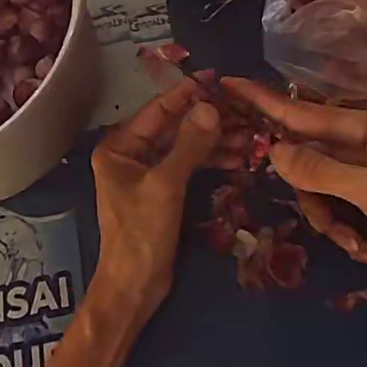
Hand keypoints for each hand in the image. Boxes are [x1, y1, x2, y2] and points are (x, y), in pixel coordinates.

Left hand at [89, 79, 219, 316]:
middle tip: (241, 109)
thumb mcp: (166, 186)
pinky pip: (187, 166)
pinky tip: (236, 157)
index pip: (157, 112)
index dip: (186, 94)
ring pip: (183, 147)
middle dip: (206, 120)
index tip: (214, 79)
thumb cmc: (141, 234)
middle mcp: (129, 154)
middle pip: (173, 128)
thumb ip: (189, 146)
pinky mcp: (161, 191)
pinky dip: (209, 161)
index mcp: (118, 147)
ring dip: (213, 141)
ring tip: (248, 134)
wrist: (135, 288)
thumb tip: (210, 108)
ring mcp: (146, 173)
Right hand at [223, 79, 366, 286]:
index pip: (297, 111)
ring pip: (316, 189)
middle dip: (308, 193)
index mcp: (361, 129)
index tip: (224, 85)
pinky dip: (348, 232)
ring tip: (358, 246)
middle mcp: (357, 144)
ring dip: (331, 221)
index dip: (259, 99)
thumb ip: (321, 171)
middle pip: (303, 157)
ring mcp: (363, 172)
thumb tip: (272, 150)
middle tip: (322, 219)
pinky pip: (336, 208)